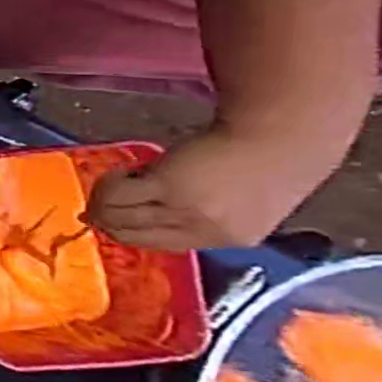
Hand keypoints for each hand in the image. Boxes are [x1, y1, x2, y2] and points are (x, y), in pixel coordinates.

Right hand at [86, 127, 335, 249]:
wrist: (287, 137)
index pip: (156, 245)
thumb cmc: (268, 162)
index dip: (124, 231)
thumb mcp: (237, 201)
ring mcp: (186, 211)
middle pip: (128, 234)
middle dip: (103, 217)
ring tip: (112, 180)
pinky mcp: (169, 187)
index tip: (104, 217)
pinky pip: (119, 192)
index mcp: (225, 240)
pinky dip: (111, 181)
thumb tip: (144, 211)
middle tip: (94, 201)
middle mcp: (203, 232)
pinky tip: (123, 171)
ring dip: (104, 197)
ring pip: (118, 215)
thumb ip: (196, 211)